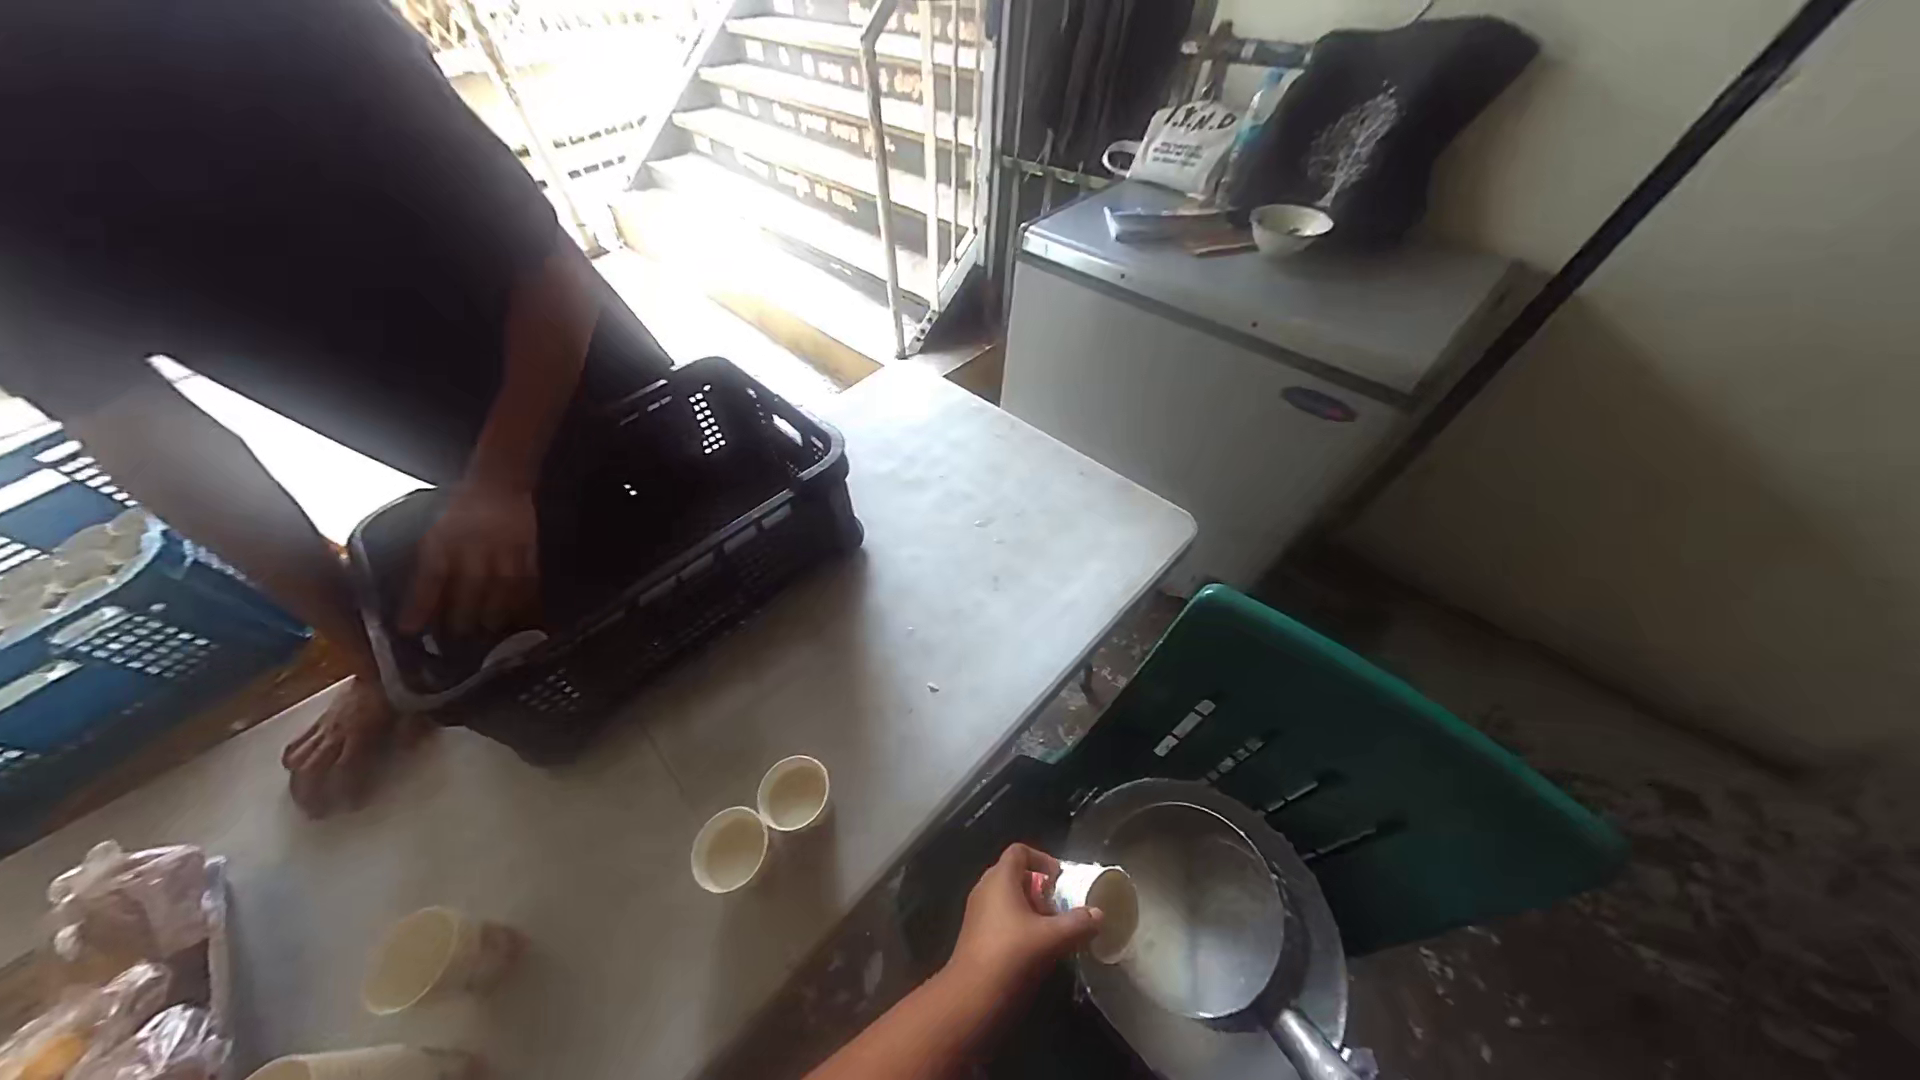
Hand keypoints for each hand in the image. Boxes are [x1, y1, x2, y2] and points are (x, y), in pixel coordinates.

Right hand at [280, 675, 429, 816]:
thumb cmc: (402, 688)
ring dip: (299, 784)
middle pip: (315, 770)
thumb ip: (413, 731)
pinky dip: (293, 760)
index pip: (349, 766)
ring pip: (300, 760)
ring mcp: (324, 726)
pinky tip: (296, 772)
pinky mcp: (318, 719)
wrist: (381, 662)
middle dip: (314, 795)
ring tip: (303, 802)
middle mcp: (337, 732)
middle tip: (317, 814)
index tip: (352, 806)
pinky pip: (296, 743)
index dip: (348, 788)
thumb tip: (413, 750)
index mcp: (362, 731)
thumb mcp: (416, 709)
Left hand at [400, 482, 539, 635]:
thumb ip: (432, 565)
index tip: (409, 630)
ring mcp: (505, 550)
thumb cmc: (464, 511)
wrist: (500, 485)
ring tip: (491, 631)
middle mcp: (475, 548)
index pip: (430, 578)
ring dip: (496, 613)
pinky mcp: (529, 551)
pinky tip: (522, 613)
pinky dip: (525, 599)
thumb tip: (423, 602)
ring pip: (502, 589)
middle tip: (458, 640)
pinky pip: (528, 580)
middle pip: (470, 589)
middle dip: (462, 617)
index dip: (419, 605)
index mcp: (446, 541)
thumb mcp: (436, 533)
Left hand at [942, 844, 1102, 1002]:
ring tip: (1051, 930)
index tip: (1061, 879)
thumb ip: (1077, 923)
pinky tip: (1034, 948)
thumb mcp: (1052, 938)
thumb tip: (1098, 914)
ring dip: (1030, 908)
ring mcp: (977, 911)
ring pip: (1008, 898)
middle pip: (1015, 874)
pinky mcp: (974, 934)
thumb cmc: (1012, 954)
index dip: (1042, 859)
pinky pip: (1000, 916)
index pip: (1019, 851)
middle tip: (1060, 907)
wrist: (972, 997)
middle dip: (1040, 888)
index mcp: (1000, 878)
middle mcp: (985, 888)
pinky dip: (1018, 923)